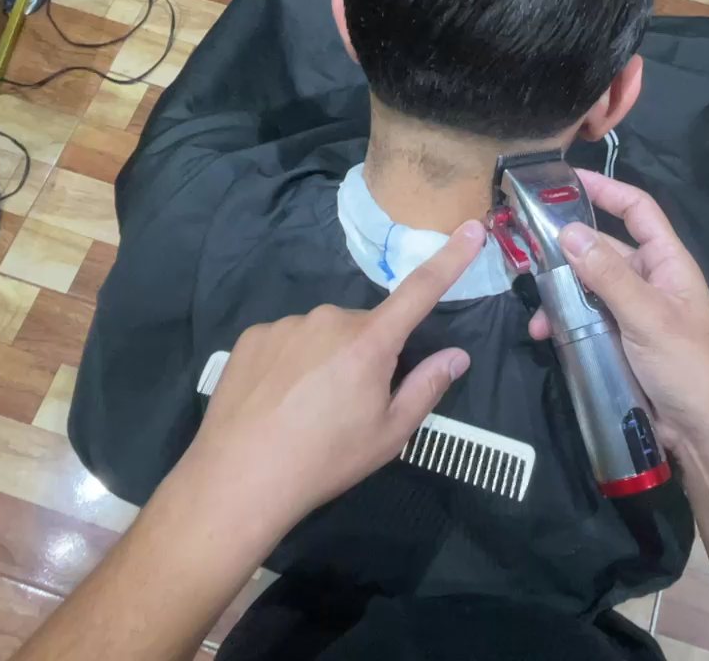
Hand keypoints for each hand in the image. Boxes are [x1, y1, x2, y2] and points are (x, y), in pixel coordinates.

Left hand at [172, 221, 483, 532]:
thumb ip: (427, 387)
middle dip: (366, 352)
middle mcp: (330, 319)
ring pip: (323, 332)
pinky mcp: (254, 335)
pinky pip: (288, 339)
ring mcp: (288, 323)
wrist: (236, 481)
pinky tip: (276, 398)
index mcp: (370, 342)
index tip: (472, 227)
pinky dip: (290, 361)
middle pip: (365, 326)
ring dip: (325, 357)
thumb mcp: (389, 435)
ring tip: (305, 407)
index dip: (451, 257)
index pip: (422, 289)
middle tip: (348, 403)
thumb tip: (457, 355)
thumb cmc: (324, 461)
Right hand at [529, 171, 708, 458]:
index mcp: (667, 262)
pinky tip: (545, 333)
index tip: (567, 179)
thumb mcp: (647, 316)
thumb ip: (608, 274)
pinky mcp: (617, 339)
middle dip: (569, 248)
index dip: (606, 189)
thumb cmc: (687, 365)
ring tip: (536, 305)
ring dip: (561, 292)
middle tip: (526, 245)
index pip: (637, 209)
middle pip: (604, 248)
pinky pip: (585, 318)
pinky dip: (564, 321)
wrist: (702, 433)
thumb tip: (568, 231)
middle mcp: (648, 279)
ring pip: (588, 286)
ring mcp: (632, 311)